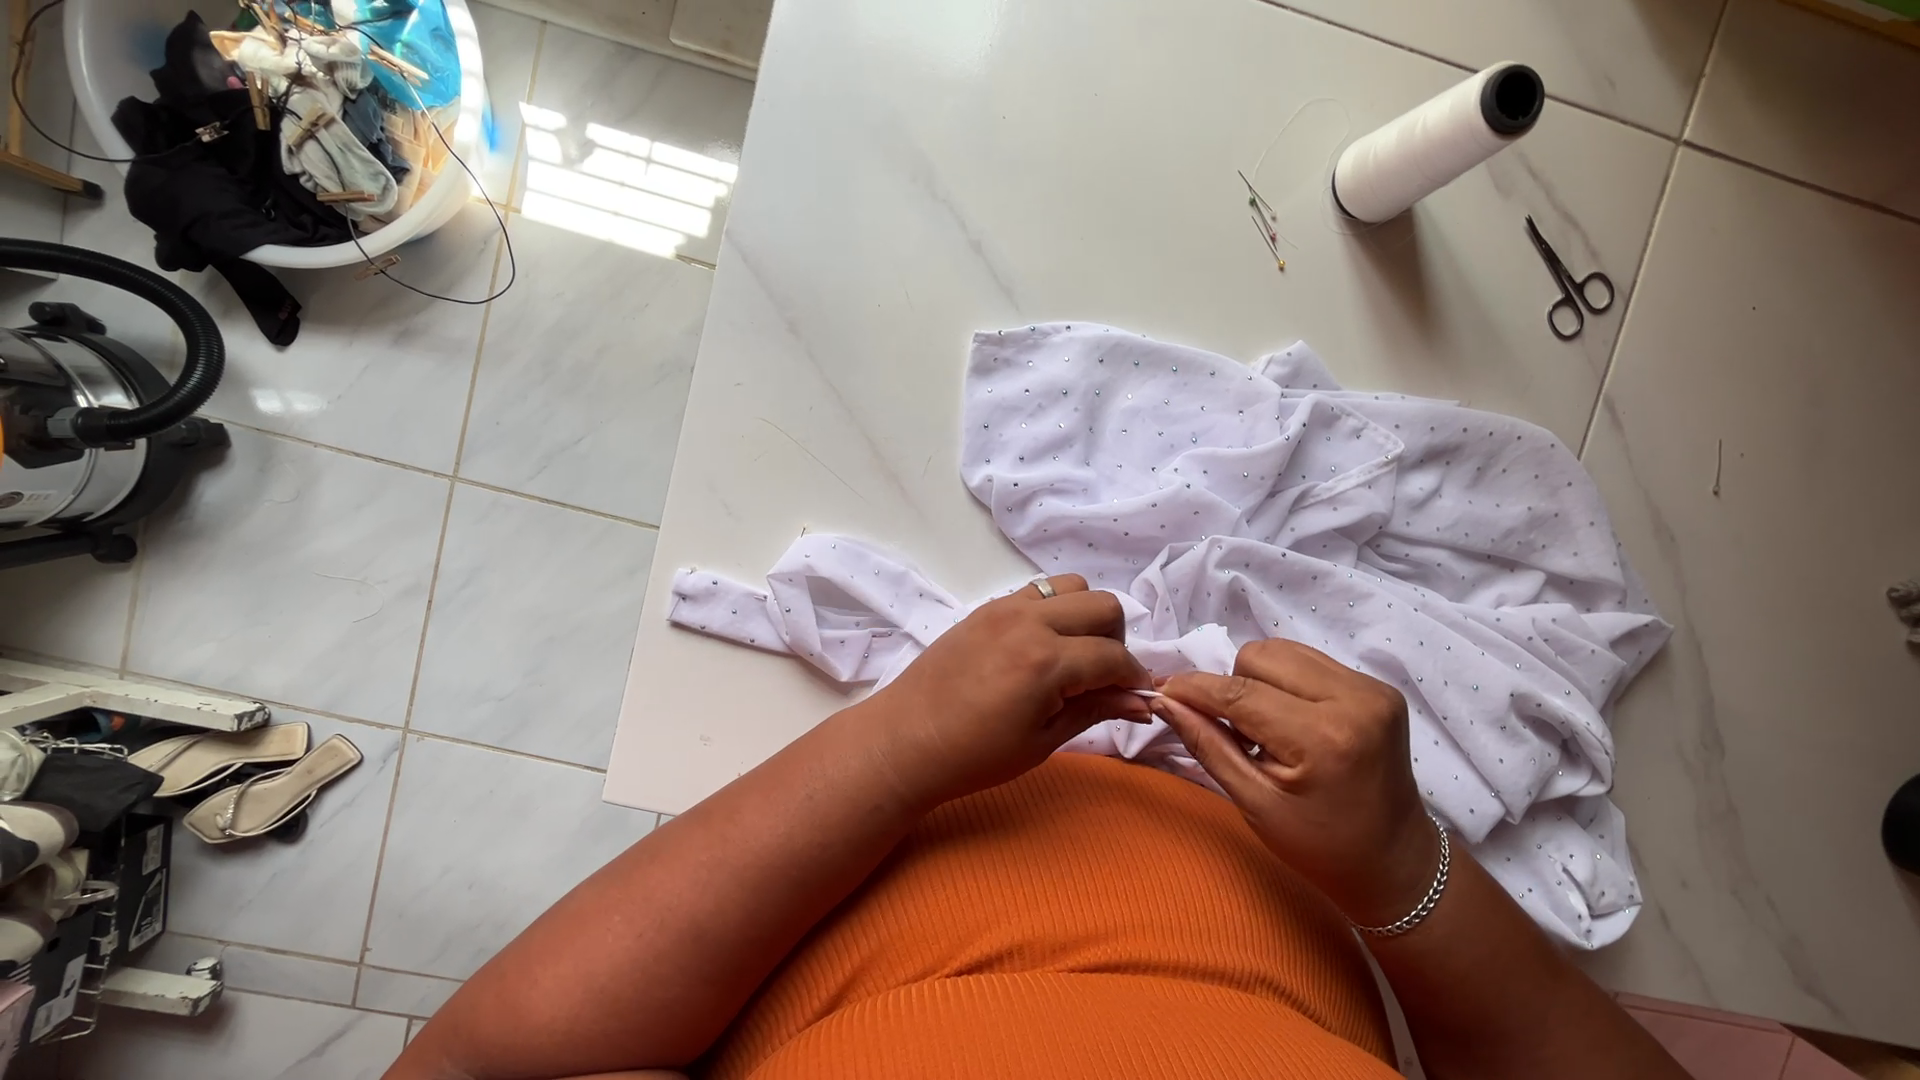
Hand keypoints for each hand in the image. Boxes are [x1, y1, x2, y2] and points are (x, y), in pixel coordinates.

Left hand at [852, 574, 1151, 810]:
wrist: (906, 739)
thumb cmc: (975, 755)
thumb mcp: (1043, 740)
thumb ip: (1095, 709)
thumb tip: (1143, 702)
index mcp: (1045, 661)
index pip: (1114, 657)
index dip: (1133, 679)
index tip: (1134, 697)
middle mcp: (1029, 622)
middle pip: (1103, 606)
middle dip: (1115, 641)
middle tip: (1099, 677)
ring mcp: (1004, 608)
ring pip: (1072, 586)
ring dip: (1085, 616)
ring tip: (1070, 655)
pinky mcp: (987, 607)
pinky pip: (1037, 591)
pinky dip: (1053, 610)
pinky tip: (1039, 647)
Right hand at [1152, 640, 1439, 927]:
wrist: (1395, 862)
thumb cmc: (1319, 846)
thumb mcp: (1253, 802)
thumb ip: (1207, 744)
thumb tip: (1164, 700)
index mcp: (1324, 738)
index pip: (1239, 692)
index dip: (1193, 688)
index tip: (1161, 690)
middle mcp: (1354, 699)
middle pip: (1259, 656)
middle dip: (1232, 686)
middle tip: (1235, 730)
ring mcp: (1372, 689)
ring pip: (1282, 651)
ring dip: (1258, 679)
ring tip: (1265, 726)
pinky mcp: (1378, 686)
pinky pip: (1308, 661)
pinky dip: (1285, 682)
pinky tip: (1291, 720)